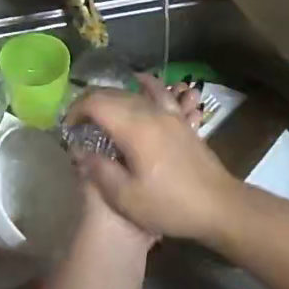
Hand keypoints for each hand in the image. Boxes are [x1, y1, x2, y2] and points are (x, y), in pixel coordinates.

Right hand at [68, 76, 242, 242]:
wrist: (219, 206)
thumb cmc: (170, 205)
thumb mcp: (126, 198)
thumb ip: (99, 171)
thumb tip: (81, 152)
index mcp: (135, 129)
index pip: (96, 103)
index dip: (76, 110)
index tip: (69, 128)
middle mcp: (151, 113)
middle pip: (113, 94)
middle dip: (90, 103)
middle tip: (78, 123)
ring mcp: (170, 114)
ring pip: (135, 92)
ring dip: (113, 96)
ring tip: (100, 111)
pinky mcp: (182, 121)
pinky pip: (161, 93)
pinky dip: (146, 85)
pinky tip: (140, 83)